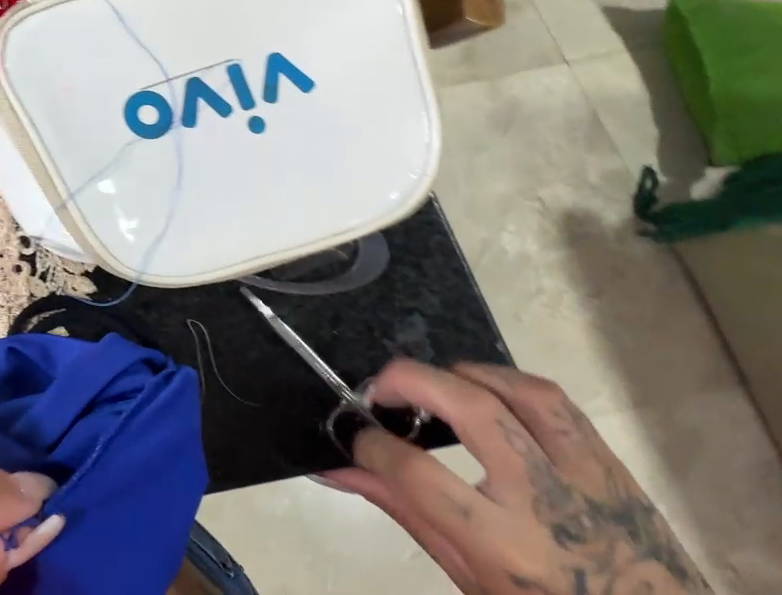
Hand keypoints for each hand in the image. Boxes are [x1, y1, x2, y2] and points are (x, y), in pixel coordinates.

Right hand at [321, 360, 711, 594]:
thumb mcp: (470, 578)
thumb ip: (406, 512)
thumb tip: (336, 469)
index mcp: (505, 546)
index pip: (416, 472)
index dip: (371, 446)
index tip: (356, 436)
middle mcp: (547, 501)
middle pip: (470, 408)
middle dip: (408, 381)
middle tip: (380, 390)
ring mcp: (588, 477)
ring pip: (519, 390)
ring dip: (461, 374)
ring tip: (433, 386)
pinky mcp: (612, 464)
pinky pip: (556, 402)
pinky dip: (506, 383)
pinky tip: (482, 394)